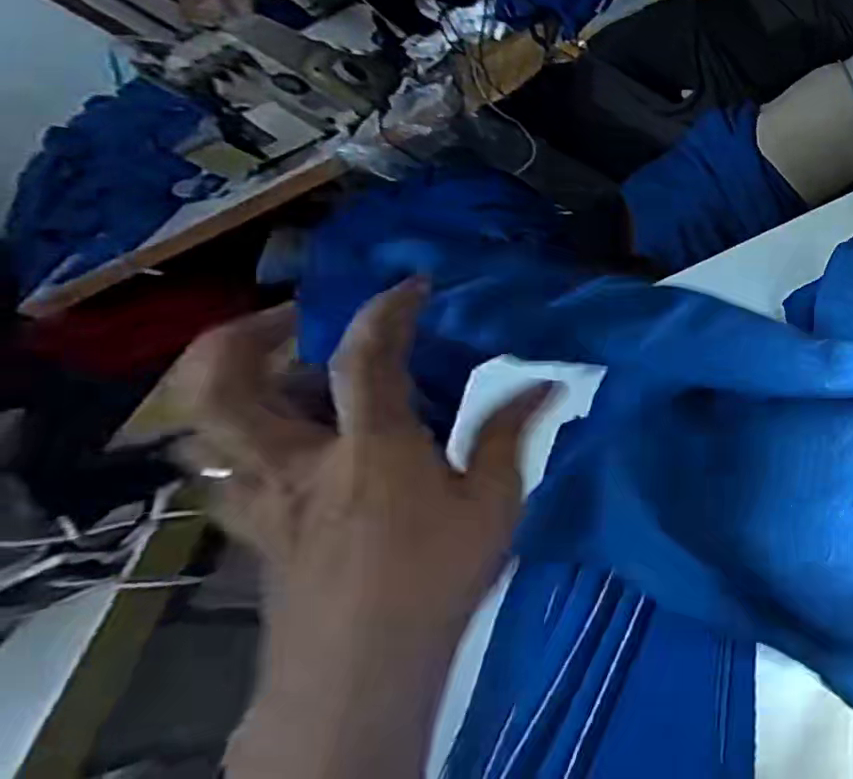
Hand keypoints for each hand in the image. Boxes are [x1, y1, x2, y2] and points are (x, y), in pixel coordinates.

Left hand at [167, 280, 554, 778]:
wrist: (358, 668)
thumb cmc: (437, 576)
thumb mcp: (494, 502)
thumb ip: (508, 434)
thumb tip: (545, 383)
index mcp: (371, 450)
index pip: (364, 359)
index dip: (387, 310)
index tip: (413, 285)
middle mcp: (299, 463)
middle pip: (223, 388)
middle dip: (245, 335)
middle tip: (296, 316)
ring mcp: (264, 497)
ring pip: (205, 428)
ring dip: (231, 384)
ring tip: (283, 368)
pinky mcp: (254, 527)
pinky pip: (225, 470)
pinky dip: (242, 440)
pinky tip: (286, 440)